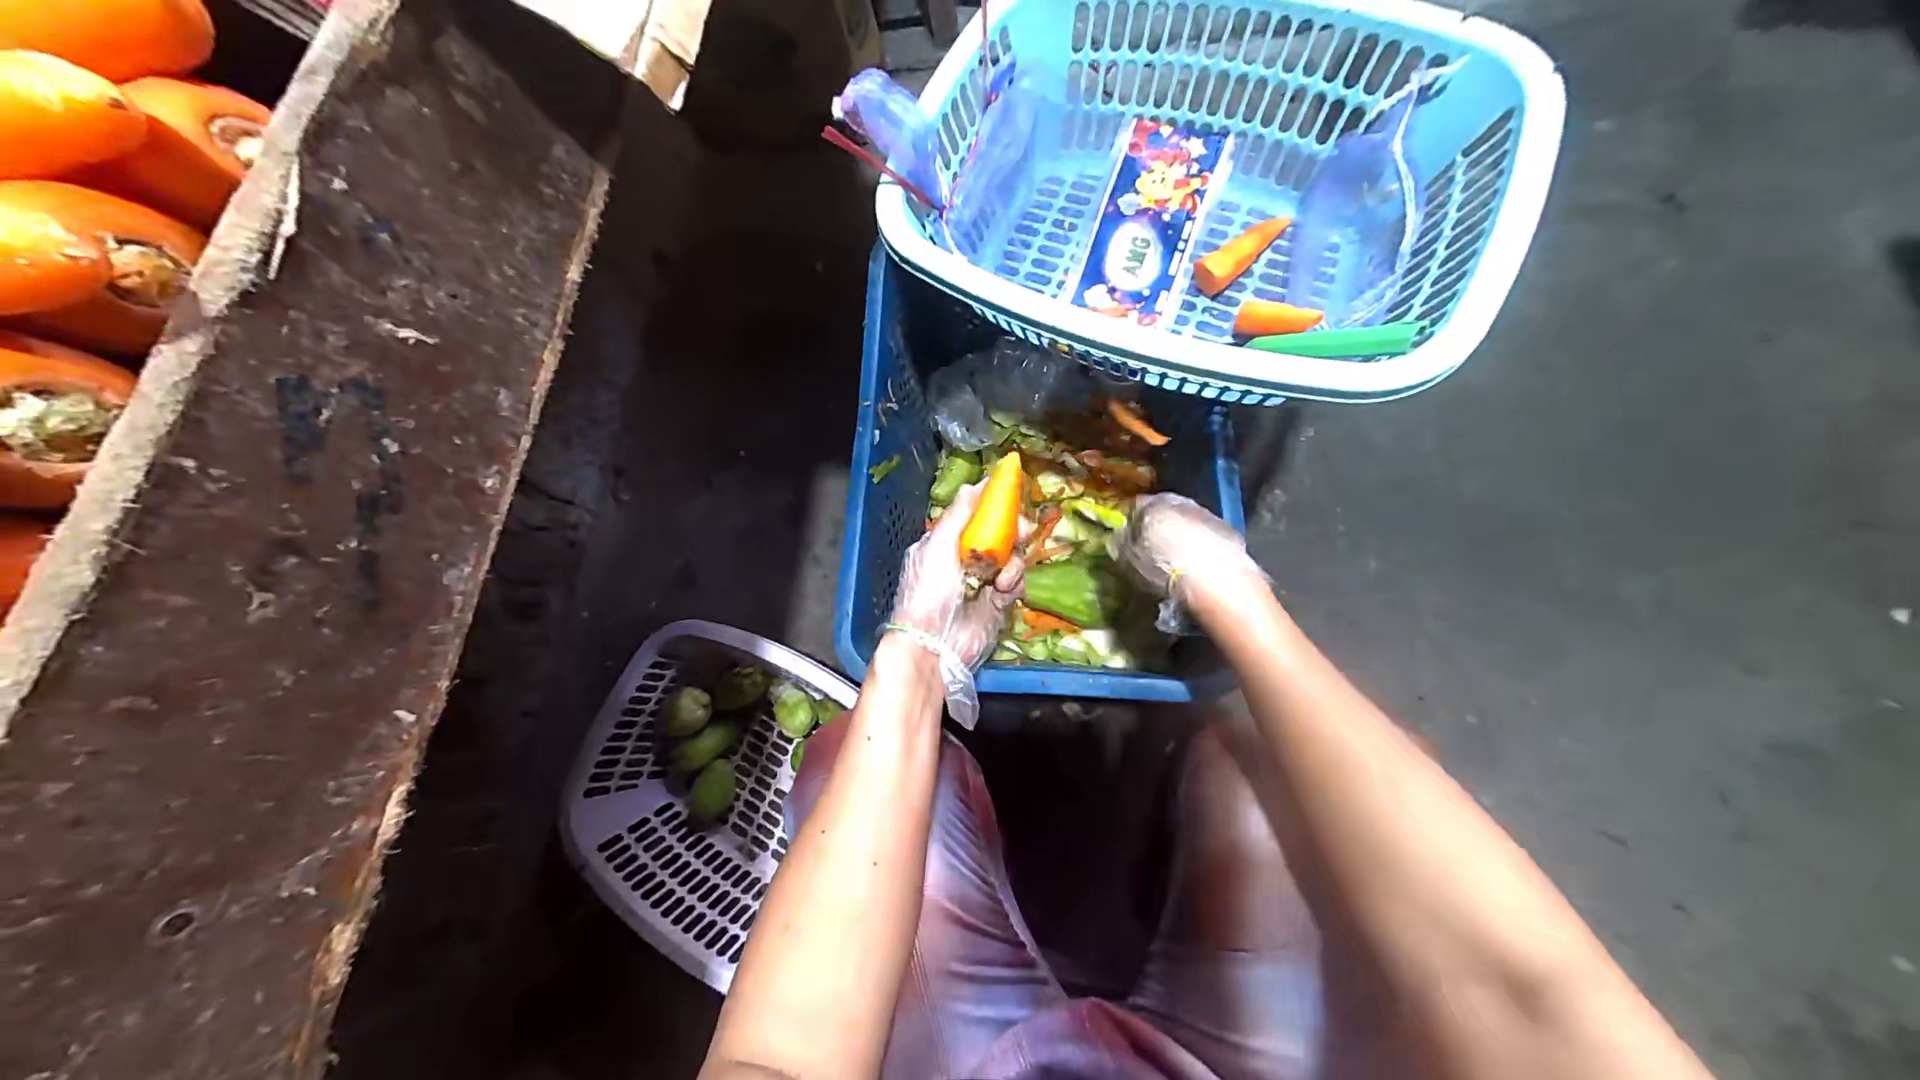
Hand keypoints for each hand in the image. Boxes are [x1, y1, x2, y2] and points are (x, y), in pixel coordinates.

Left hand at [885, 480, 1023, 725]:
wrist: (933, 645)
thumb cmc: (928, 591)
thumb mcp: (937, 546)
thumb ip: (958, 515)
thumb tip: (975, 484)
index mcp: (945, 543)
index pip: (973, 515)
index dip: (991, 503)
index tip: (1009, 492)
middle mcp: (965, 559)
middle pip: (999, 533)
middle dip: (1012, 529)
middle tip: (1022, 530)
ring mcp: (984, 582)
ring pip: (1012, 556)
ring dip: (1012, 559)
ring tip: (1003, 574)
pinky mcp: (999, 603)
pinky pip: (1016, 581)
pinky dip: (1014, 581)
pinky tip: (1004, 589)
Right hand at [1114, 493, 1264, 626]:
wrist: (1215, 579)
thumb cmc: (1163, 567)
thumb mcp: (1128, 560)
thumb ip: (1120, 544)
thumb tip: (1119, 537)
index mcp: (1152, 504)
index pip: (1136, 505)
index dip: (1131, 521)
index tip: (1128, 537)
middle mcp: (1181, 502)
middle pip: (1164, 510)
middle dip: (1158, 525)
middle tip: (1152, 548)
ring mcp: (1207, 515)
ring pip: (1187, 521)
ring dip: (1181, 535)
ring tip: (1177, 560)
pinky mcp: (1229, 532)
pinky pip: (1206, 536)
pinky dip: (1201, 546)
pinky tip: (1199, 565)